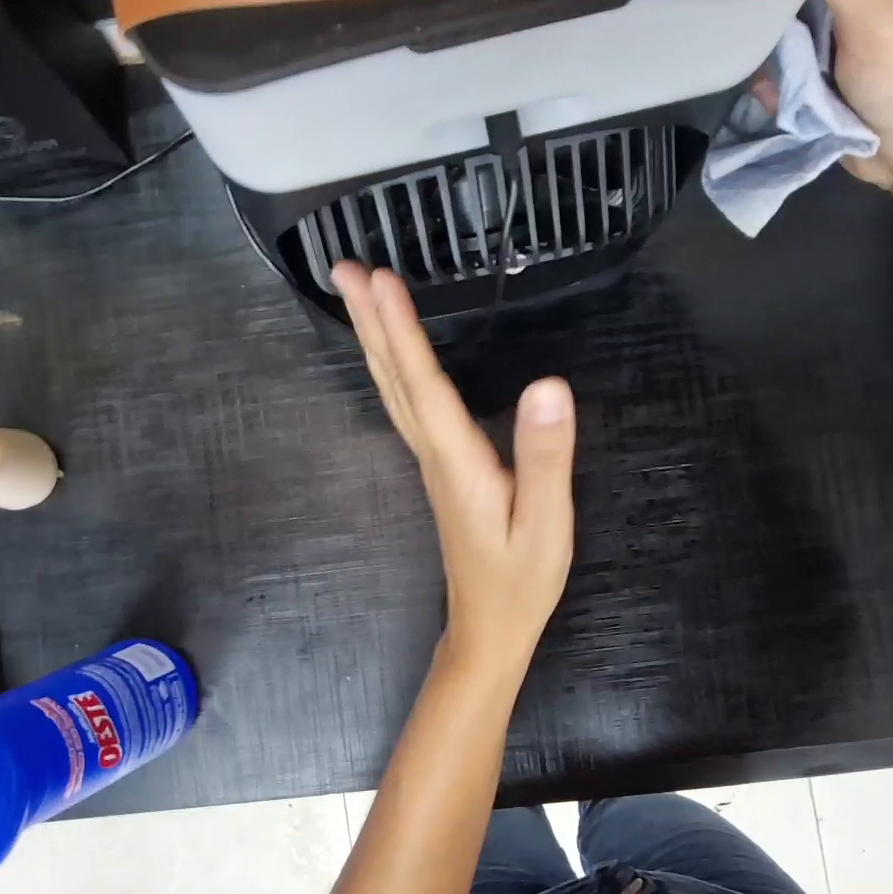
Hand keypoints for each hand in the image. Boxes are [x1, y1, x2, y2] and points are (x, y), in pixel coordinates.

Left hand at [332, 263, 575, 666]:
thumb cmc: (521, 580)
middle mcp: (432, 456)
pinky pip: (406, 405)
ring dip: (375, 339)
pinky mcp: (438, 468)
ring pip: (394, 391)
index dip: (402, 331)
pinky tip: (391, 354)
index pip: (423, 386)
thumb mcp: (547, 524)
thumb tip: (548, 386)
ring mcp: (430, 462)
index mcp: (456, 463)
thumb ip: (545, 458)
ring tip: (358, 295)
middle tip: (345, 268)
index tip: (381, 280)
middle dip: (370, 321)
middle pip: (394, 380)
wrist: (489, 625)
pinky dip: (393, 368)